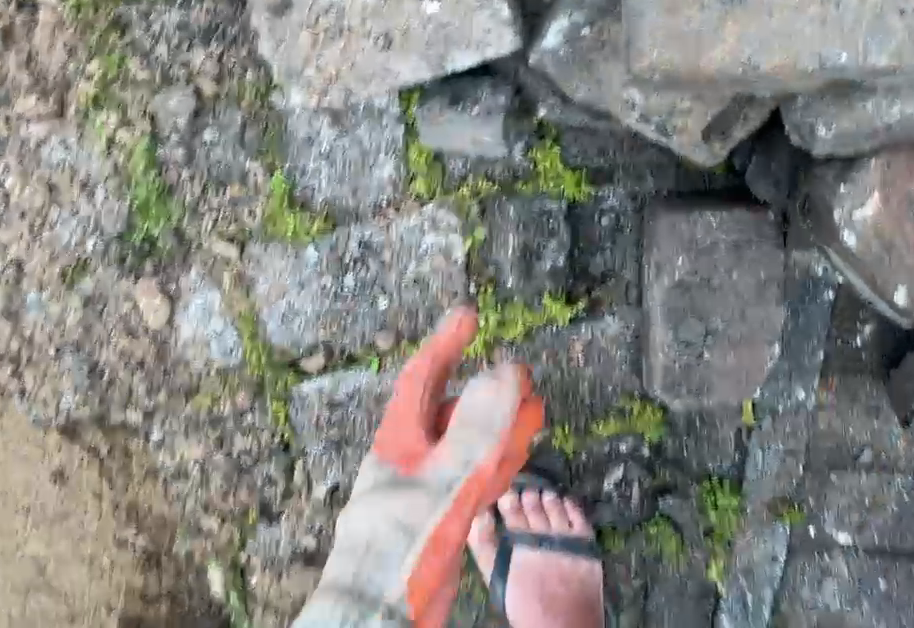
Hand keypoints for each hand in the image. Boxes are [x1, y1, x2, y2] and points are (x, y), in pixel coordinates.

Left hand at [295, 308, 544, 627]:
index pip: (422, 376)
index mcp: (399, 439)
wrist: (378, 616)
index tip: (469, 315)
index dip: (445, 343)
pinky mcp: (442, 515)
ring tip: (535, 407)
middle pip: (453, 408)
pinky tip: (518, 450)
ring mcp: (428, 486)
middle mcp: (412, 456)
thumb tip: (505, 371)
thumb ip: (476, 429)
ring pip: (471, 442)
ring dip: (502, 424)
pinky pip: (475, 475)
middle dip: (489, 388)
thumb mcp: (442, 481)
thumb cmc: (398, 547)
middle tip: (520, 372)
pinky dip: (499, 459)